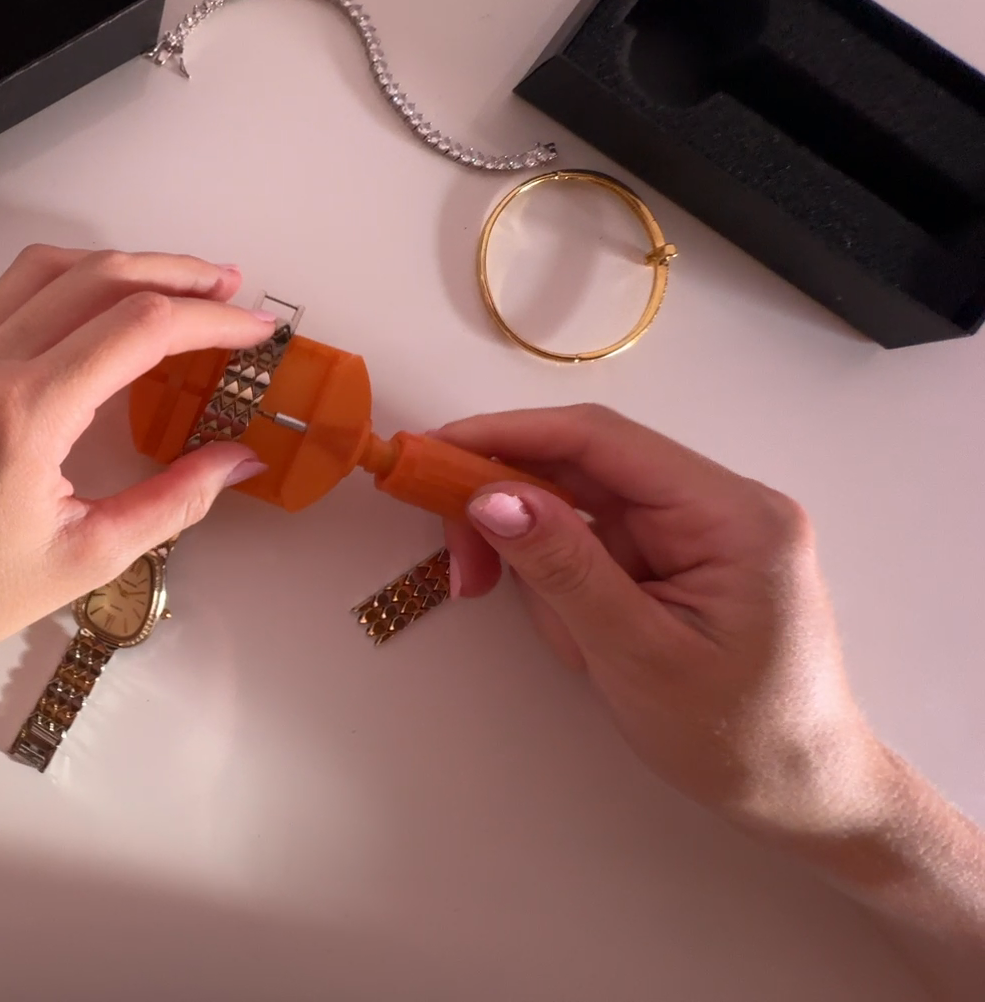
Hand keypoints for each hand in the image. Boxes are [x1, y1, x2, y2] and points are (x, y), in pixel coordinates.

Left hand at [0, 245, 271, 700]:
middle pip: (100, 278)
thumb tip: (240, 459)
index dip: (210, 322)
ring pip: (53, 270)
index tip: (254, 331)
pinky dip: (72, 278)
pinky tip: (104, 303)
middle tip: (232, 293)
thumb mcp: (88, 557)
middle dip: (178, 277)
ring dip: (124, 265)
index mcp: (28, 414)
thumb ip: (175, 499)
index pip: (138, 328)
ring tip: (178, 285)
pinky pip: (16, 292)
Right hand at [437, 404, 886, 836]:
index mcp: (728, 513)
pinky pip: (570, 537)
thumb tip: (488, 497)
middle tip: (459, 562)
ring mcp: (678, 528)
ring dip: (516, 548)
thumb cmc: (734, 733)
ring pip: (560, 502)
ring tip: (506, 603)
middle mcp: (705, 503)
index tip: (432, 450)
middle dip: (501, 505)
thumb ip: (562, 567)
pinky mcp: (653, 553)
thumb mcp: (636, 651)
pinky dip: (537, 570)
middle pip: (570, 466)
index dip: (507, 433)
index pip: (599, 440)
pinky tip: (555, 619)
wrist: (793, 791)